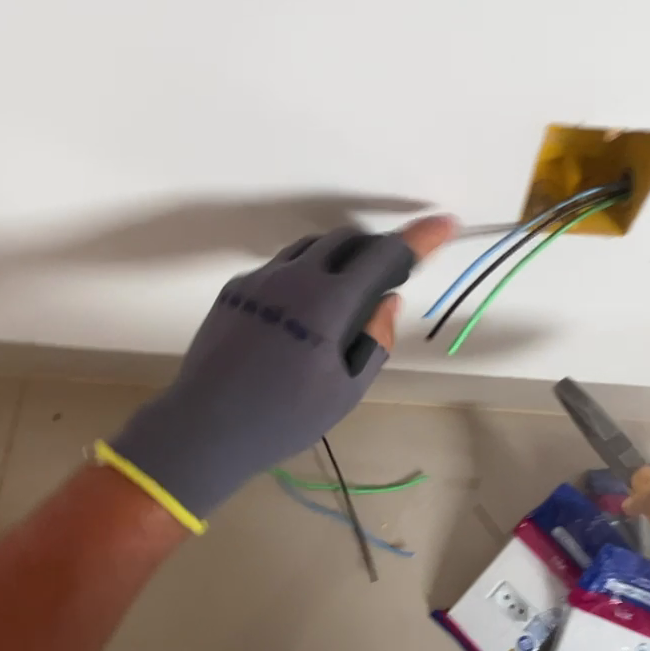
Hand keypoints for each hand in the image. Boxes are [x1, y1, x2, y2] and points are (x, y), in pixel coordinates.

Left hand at [104, 215, 456, 528]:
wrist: (206, 427)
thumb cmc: (285, 418)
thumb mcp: (346, 390)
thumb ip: (374, 339)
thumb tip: (387, 299)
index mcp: (328, 303)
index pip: (384, 255)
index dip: (419, 237)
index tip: (443, 223)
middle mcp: (294, 277)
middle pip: (345, 239)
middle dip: (373, 249)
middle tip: (384, 276)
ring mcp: (260, 280)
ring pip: (308, 249)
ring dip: (335, 259)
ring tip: (341, 296)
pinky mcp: (236, 289)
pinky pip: (279, 269)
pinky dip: (302, 277)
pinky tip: (297, 317)